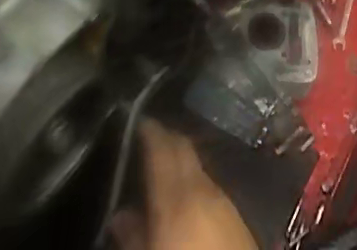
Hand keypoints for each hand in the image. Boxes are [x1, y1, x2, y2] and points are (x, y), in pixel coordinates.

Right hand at [110, 122, 253, 249]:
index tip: (135, 119)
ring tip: (156, 163)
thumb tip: (121, 215)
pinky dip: (191, 177)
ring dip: (179, 159)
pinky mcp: (235, 215)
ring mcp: (224, 200)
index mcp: (179, 199)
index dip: (150, 131)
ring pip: (197, 165)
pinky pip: (208, 183)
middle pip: (184, 150)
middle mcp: (205, 189)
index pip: (164, 150)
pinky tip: (179, 190)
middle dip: (165, 138)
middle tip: (143, 135)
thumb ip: (134, 237)